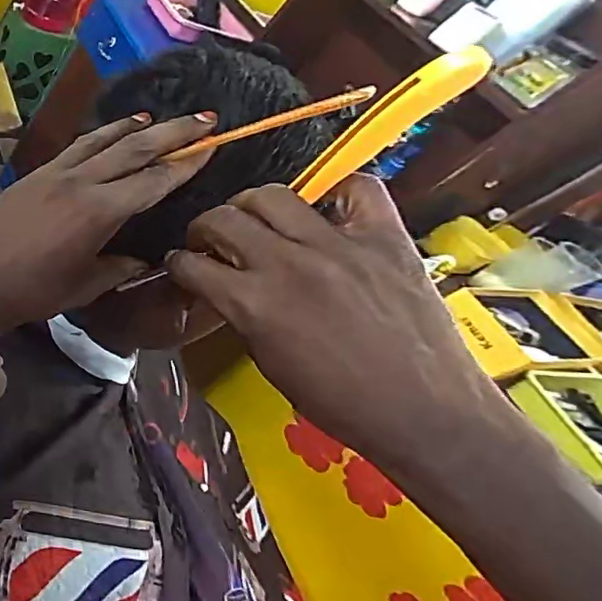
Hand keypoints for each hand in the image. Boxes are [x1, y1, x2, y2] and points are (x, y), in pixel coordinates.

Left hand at [0, 111, 216, 328]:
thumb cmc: (36, 291)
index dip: (186, 163)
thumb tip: (142, 259)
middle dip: (173, 131)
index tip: (212, 146)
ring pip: (100, 140)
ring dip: (132, 127)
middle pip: (134, 148)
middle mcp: (80, 182)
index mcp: (100, 211)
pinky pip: (73, 149)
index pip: (153, 180)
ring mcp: (53, 174)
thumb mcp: (87, 286)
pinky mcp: (33, 176)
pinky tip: (104, 137)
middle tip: (205, 118)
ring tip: (155, 119)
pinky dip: (96, 138)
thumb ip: (120, 267)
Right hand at [164, 175, 508, 477]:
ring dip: (251, 206)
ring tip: (259, 222)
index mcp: (252, 303)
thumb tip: (225, 290)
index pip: (191, 264)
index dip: (178, 265)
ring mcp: (339, 245)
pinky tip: (326, 211)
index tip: (182, 266)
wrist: (423, 411)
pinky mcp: (386, 238)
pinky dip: (336, 192)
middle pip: (222, 218)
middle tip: (212, 241)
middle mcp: (288, 264)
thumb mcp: (266, 360)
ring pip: (273, 195)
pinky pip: (356, 189)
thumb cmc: (338, 400)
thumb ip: (240, 314)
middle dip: (204, 228)